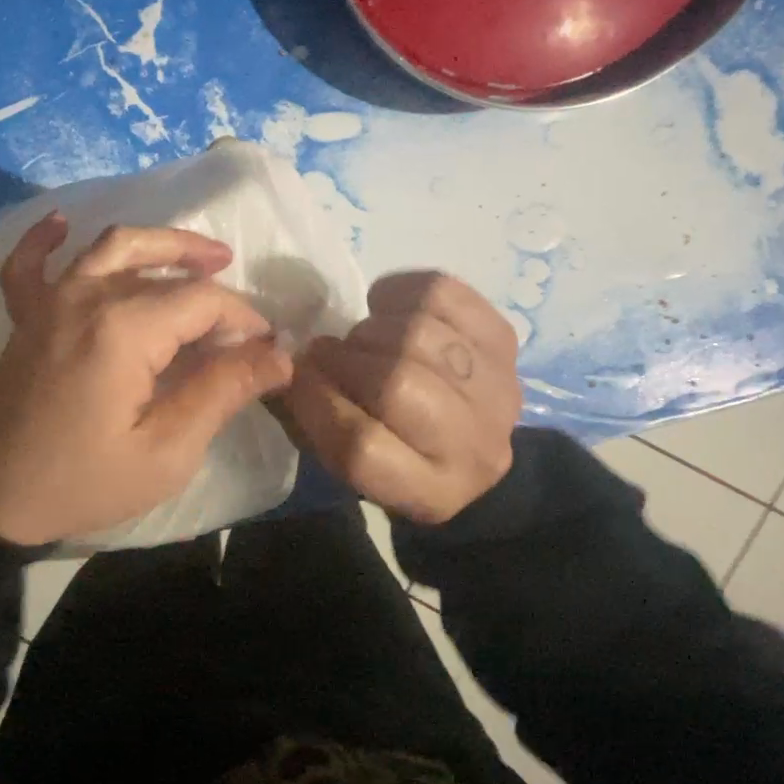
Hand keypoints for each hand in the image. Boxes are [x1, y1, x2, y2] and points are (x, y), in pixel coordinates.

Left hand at [0, 216, 295, 546]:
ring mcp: (48, 302)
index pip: (202, 301)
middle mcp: (85, 297)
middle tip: (241, 293)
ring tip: (199, 254)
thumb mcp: (164, 453)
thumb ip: (220, 393)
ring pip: (109, 249)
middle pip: (160, 270)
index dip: (243, 320)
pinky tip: (62, 224)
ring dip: (157, 244)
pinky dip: (44, 240)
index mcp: (124, 329)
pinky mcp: (24, 318)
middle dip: (208, 280)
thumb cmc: (80, 483)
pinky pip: (28, 264)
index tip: (266, 351)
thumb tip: (277, 355)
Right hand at [279, 272, 521, 524]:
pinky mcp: (502, 340)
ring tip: (358, 340)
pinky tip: (383, 307)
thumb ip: (306, 416)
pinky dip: (400, 292)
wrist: (469, 445)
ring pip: (419, 335)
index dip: (315, 402)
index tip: (293, 378)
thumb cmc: (389, 452)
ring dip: (369, 331)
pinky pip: (444, 295)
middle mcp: (473, 446)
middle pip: (397, 386)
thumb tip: (281, 362)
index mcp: (425, 491)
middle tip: (320, 354)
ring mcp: (496, 388)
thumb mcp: (339, 456)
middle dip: (342, 361)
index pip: (361, 446)